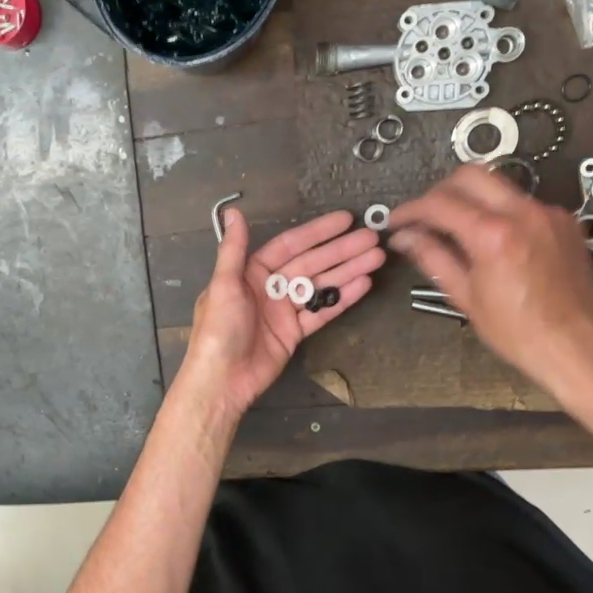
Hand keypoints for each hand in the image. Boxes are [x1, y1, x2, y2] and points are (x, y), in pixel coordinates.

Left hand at [176, 208, 384, 415]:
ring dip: (347, 271)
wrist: (221, 381)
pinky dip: (341, 299)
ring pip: (320, 286)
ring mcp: (283, 311)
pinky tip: (363, 284)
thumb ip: (233, 249)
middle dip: (341, 251)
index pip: (290, 246)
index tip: (345, 220)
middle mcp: (269, 288)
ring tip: (376, 257)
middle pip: (310, 264)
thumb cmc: (217, 331)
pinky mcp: (294, 333)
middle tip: (372, 239)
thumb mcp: (223, 286)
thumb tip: (233, 211)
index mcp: (250, 273)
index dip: (317, 233)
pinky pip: (321, 312)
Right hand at [385, 163, 592, 395]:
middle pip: (469, 175)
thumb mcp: (464, 295)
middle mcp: (523, 213)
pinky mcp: (562, 221)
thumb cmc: (518, 330)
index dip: (410, 210)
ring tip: (452, 228)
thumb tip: (405, 238)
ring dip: (469, 198)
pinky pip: (521, 202)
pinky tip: (488, 238)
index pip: (439, 203)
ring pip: (497, 184)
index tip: (396, 221)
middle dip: (439, 192)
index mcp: (493, 235)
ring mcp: (547, 213)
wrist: (575, 343)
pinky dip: (497, 211)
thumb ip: (432, 257)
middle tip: (423, 218)